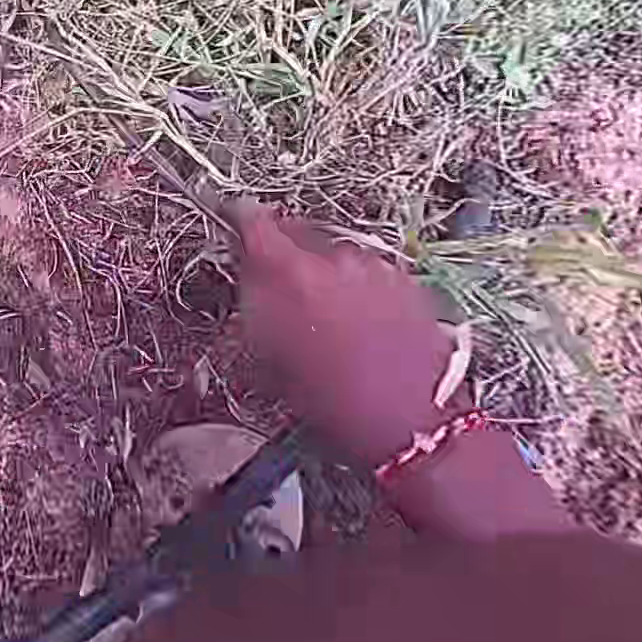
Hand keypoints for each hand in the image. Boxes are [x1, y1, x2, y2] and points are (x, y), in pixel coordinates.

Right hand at [234, 203, 456, 465]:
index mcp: (290, 272)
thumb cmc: (327, 395)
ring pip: (332, 252)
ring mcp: (375, 267)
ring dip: (321, 270)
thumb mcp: (264, 348)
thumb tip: (245, 267)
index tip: (232, 219)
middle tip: (277, 284)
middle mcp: (334, 258)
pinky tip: (355, 321)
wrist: (408, 424)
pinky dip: (354, 285)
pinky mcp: (407, 282)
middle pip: (295, 232)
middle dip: (282, 252)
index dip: (238, 217)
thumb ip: (250, 294)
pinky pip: (366, 270)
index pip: (253, 221)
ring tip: (323, 313)